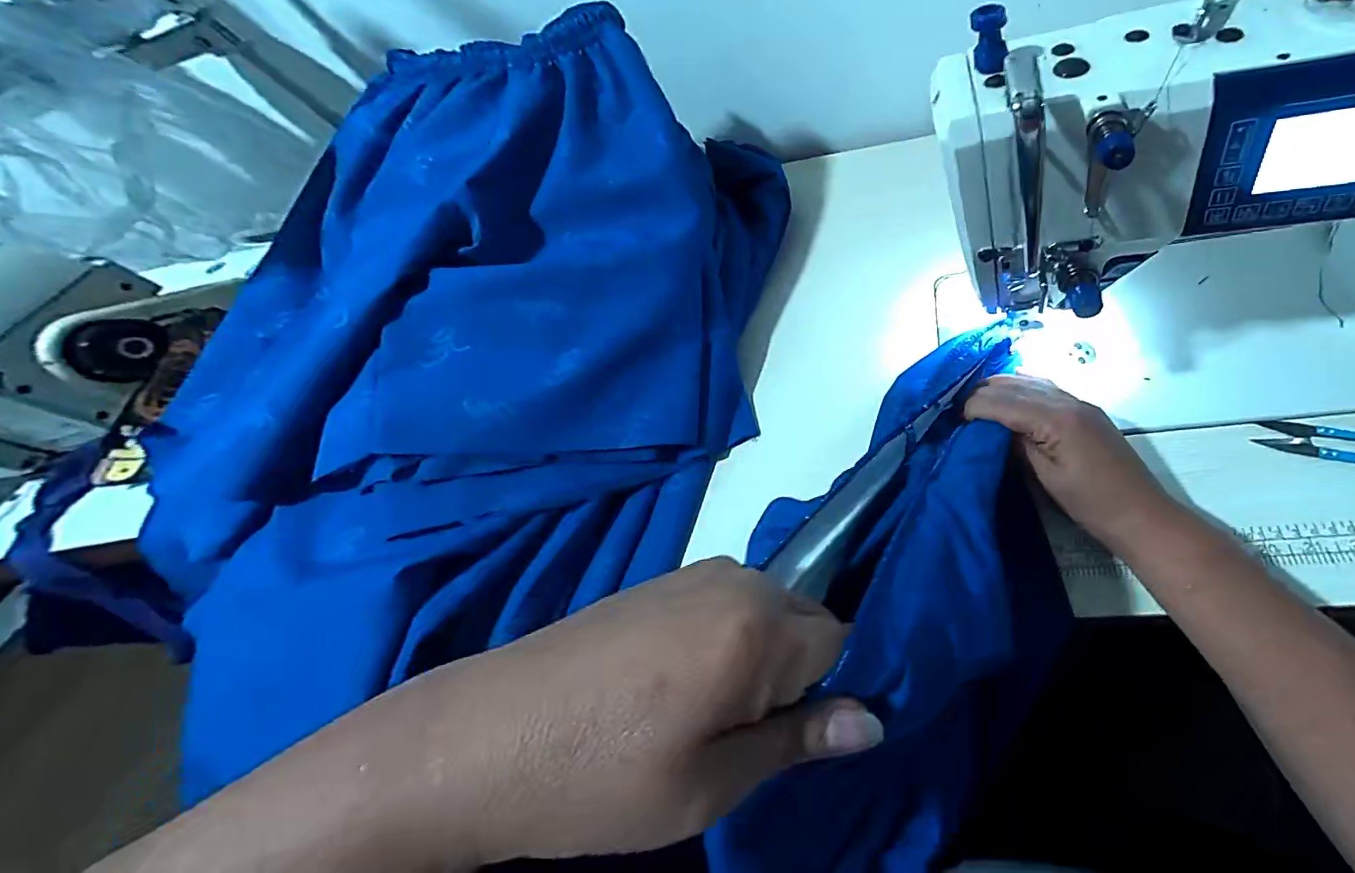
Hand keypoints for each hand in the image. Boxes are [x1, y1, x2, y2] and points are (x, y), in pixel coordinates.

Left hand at [339, 559, 881, 865]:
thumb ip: (798, 742)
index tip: (809, 736)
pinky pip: (733, 602)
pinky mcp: (667, 576)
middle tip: (754, 734)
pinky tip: (683, 684)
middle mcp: (737, 578)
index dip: (835, 691)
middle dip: (801, 671)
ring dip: (765, 657)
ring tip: (713, 713)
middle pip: (808, 619)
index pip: (842, 640)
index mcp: (755, 625)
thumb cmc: (600, 776)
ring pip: (771, 611)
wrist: (482, 735)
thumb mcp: (708, 784)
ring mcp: (698, 571)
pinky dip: (732, 638)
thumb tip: (872, 721)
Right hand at [965, 374, 1171, 547]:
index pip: (1003, 402)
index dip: (975, 407)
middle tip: (959, 408)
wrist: (1141, 514)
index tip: (953, 418)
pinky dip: (1024, 389)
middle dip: (984, 393)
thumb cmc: (1091, 503)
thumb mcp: (1046, 477)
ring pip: (1031, 381)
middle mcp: (1067, 401)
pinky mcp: (1086, 410)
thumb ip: (1018, 445)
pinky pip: (1047, 388)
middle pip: (1015, 385)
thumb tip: (993, 428)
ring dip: (1003, 387)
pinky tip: (1012, 395)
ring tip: (978, 400)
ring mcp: (1079, 402)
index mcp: (1056, 418)